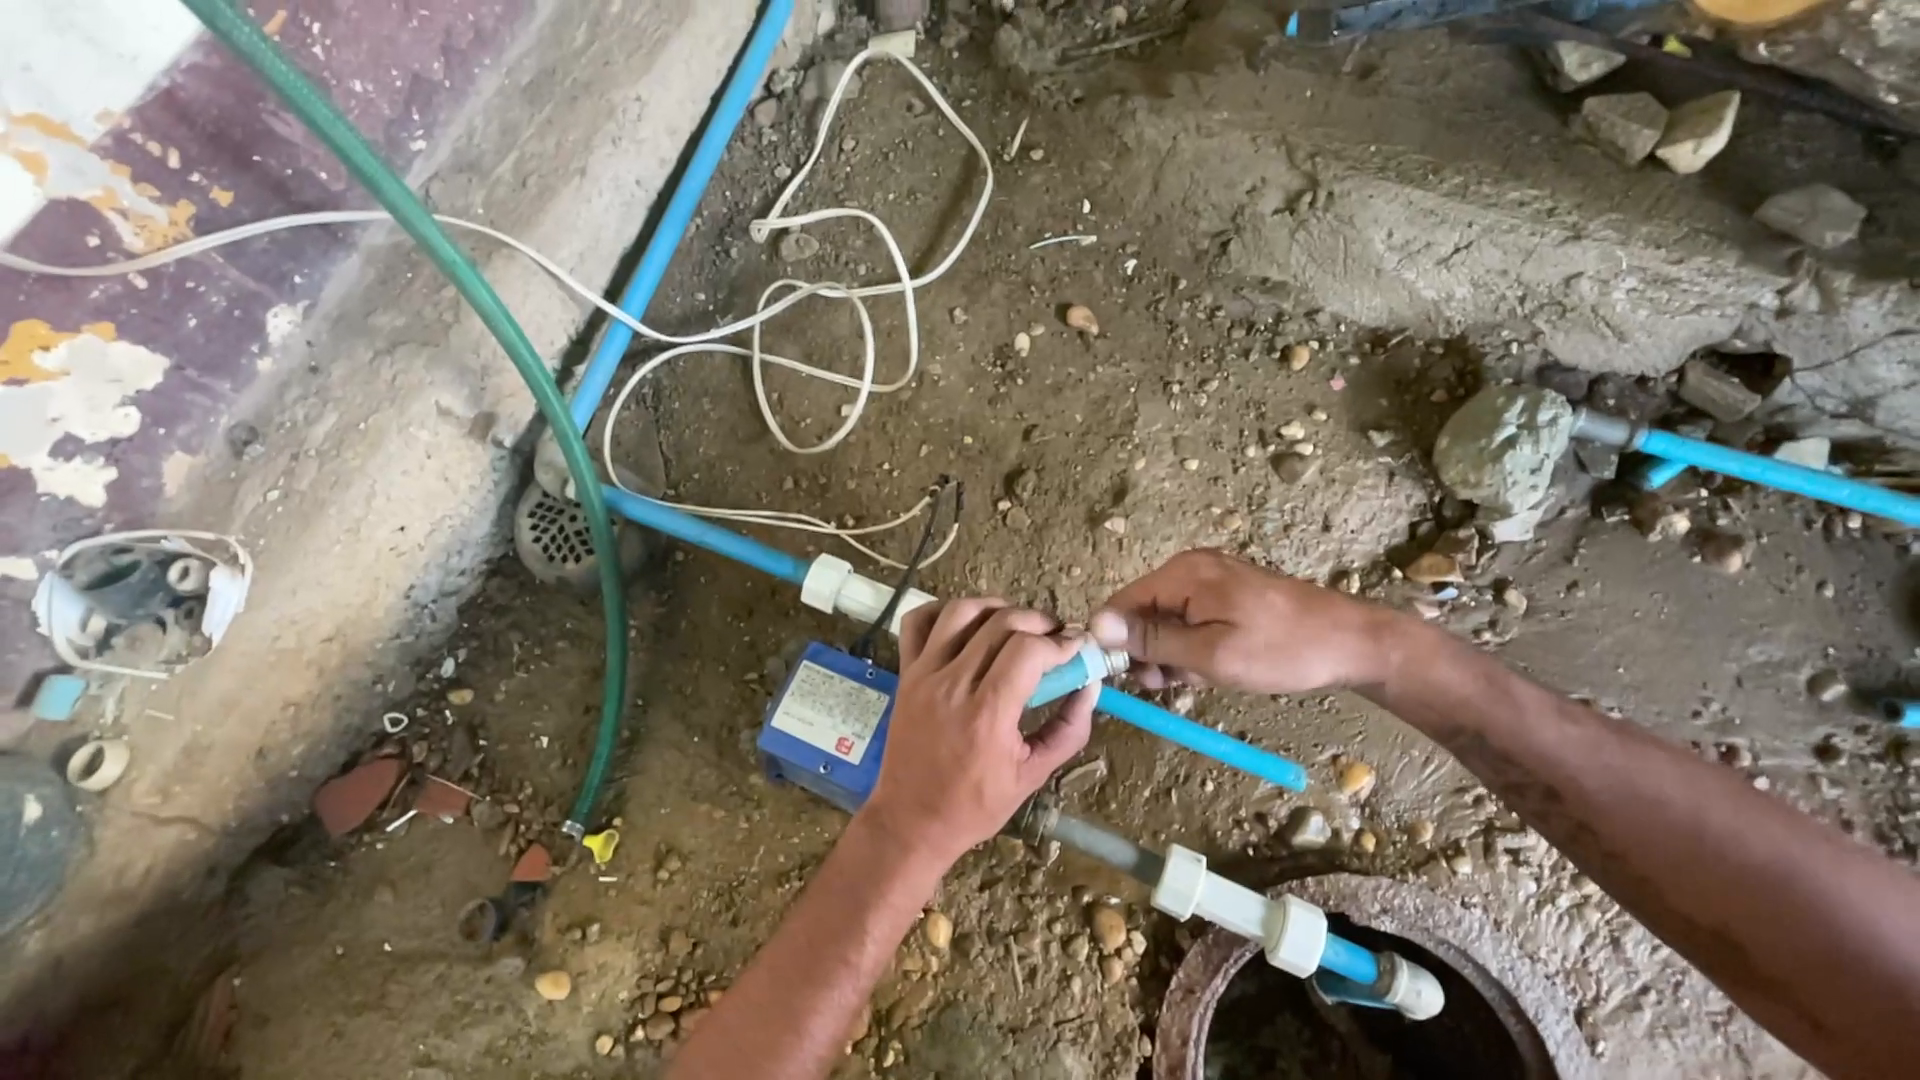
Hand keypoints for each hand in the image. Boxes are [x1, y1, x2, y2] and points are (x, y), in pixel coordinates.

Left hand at [860, 599, 1096, 865]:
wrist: (911, 821)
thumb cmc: (975, 805)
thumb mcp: (1033, 775)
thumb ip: (1068, 728)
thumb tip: (1090, 684)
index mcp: (986, 715)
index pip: (1028, 651)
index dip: (1060, 641)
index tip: (1077, 646)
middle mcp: (952, 686)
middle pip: (1000, 623)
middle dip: (1038, 622)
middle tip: (1055, 637)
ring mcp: (923, 675)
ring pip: (961, 611)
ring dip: (996, 608)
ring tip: (1017, 625)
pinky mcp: (905, 673)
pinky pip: (918, 621)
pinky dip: (944, 610)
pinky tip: (968, 624)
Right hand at [1089, 549, 1396, 694]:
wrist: (1352, 643)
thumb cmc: (1281, 650)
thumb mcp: (1210, 654)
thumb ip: (1151, 640)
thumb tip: (1095, 626)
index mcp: (1182, 574)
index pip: (1120, 604)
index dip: (1114, 642)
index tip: (1124, 678)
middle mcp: (1190, 568)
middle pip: (1142, 612)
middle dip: (1149, 651)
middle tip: (1173, 683)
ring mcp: (1211, 579)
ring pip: (1166, 621)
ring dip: (1173, 654)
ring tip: (1201, 676)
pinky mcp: (1227, 594)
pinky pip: (1190, 620)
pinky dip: (1193, 646)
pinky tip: (1213, 666)